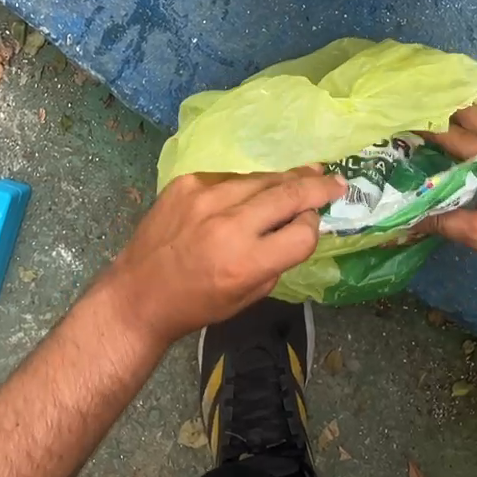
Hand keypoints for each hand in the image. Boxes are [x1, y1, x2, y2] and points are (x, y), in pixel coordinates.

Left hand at [99, 167, 345, 346]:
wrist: (139, 293)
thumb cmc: (197, 304)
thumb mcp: (248, 296)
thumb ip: (278, 259)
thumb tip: (301, 224)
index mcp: (245, 262)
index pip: (302, 233)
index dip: (313, 228)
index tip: (315, 223)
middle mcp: (228, 223)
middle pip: (288, 194)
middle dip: (317, 186)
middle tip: (336, 181)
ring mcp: (205, 196)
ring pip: (261, 178)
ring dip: (285, 178)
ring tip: (306, 173)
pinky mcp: (187, 182)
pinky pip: (230, 176)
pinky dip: (246, 183)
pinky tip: (253, 188)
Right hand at [422, 107, 476, 286]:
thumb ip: (443, 223)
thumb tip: (409, 223)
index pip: (453, 136)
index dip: (426, 129)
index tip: (402, 122)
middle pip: (475, 117)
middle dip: (447, 112)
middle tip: (420, 114)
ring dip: (466, 123)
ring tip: (440, 127)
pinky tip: (471, 153)